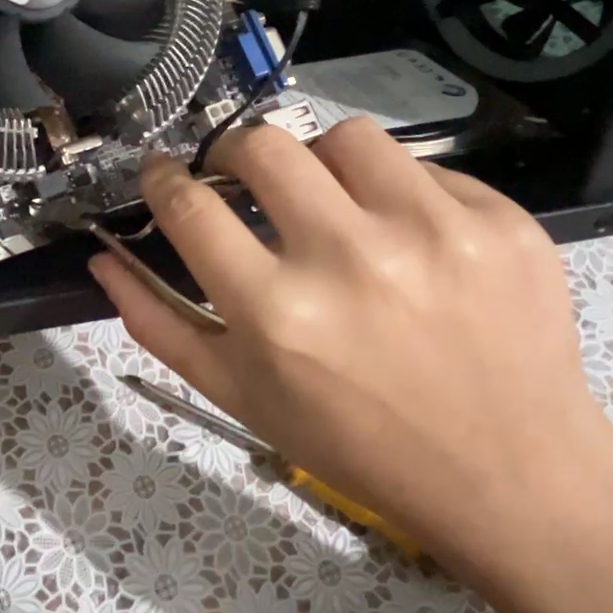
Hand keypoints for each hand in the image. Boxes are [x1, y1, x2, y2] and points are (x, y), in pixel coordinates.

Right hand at [89, 118, 612, 557]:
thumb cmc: (352, 442)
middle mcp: (350, 259)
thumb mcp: (237, 395)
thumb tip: (102, 258)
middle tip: (240, 177)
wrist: (510, 475)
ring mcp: (434, 232)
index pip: (189, 204)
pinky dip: (395, 191)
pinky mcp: (499, 221)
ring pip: (344, 136)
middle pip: (262, 146)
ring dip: (318, 161)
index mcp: (276, 311)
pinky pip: (422, 167)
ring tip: (329, 201)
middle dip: (233, 152)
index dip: (164, 177)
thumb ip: (157, 323)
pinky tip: (405, 238)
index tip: (166, 173)